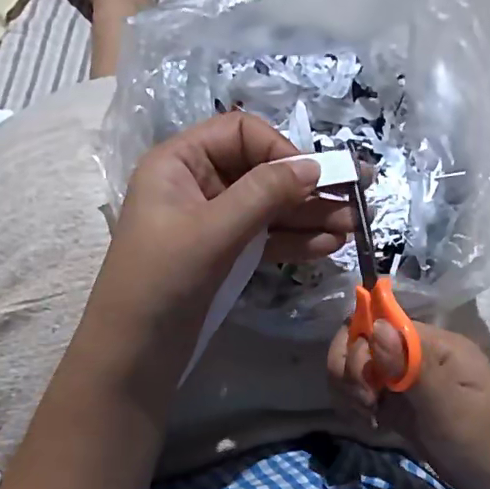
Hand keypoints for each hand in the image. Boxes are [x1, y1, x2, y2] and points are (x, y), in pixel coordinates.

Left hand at [90, 112, 352, 345]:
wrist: (132, 355)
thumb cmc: (161, 281)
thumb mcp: (212, 231)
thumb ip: (264, 194)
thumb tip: (312, 166)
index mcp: (178, 163)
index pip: (240, 134)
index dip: (280, 150)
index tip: (315, 178)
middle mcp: (194, 185)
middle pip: (260, 171)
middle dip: (306, 187)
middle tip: (357, 201)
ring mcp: (210, 224)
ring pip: (266, 209)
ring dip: (308, 216)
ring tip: (352, 228)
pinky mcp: (221, 258)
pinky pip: (262, 239)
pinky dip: (292, 241)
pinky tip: (326, 246)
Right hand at [327, 319, 489, 488]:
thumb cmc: (478, 442)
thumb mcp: (447, 406)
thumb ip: (413, 366)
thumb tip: (378, 326)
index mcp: (436, 344)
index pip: (379, 324)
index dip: (361, 350)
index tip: (368, 389)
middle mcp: (415, 353)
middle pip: (359, 341)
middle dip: (350, 372)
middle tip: (365, 405)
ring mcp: (402, 376)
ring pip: (353, 365)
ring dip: (348, 389)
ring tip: (367, 416)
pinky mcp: (393, 400)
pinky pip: (359, 390)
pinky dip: (353, 404)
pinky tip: (368, 423)